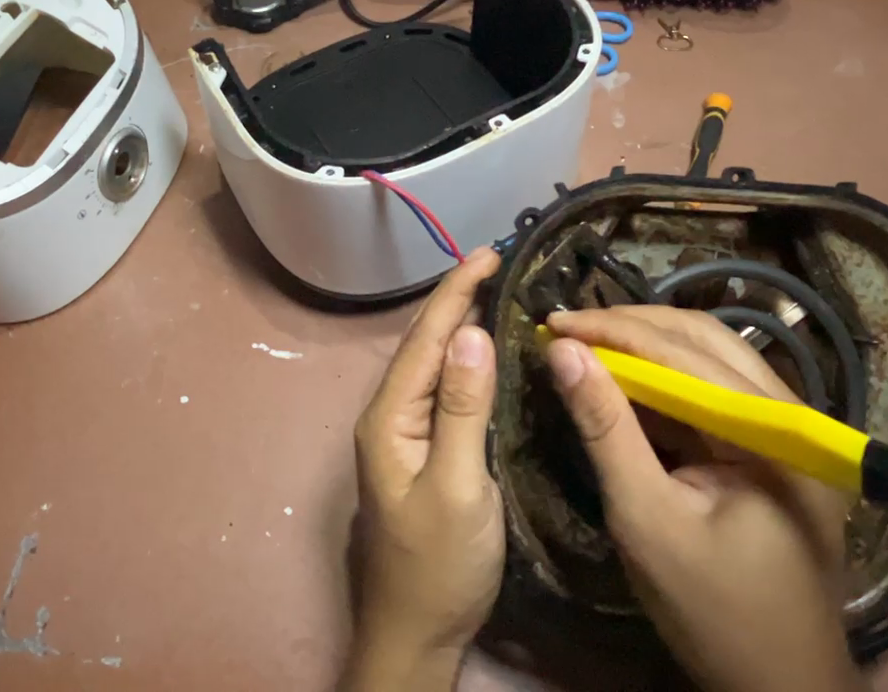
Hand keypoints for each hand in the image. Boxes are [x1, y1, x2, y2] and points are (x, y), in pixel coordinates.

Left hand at [342, 248, 503, 691]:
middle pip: (424, 344)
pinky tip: (484, 352)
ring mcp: (402, 435)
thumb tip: (471, 333)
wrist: (414, 635)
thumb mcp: (457, 485)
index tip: (489, 252)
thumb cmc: (437, 565)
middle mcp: (388, 416)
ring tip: (494, 291)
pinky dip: (463, 360)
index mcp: (389, 416)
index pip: (425, 338)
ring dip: (459, 325)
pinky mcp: (420, 451)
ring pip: (431, 365)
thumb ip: (461, 409)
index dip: (456, 292)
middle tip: (498, 262)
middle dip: (457, 299)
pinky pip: (441, 390)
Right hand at [543, 306, 861, 691]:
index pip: (685, 353)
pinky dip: (663, 378)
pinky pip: (711, 392)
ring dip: (647, 345)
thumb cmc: (712, 611)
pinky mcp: (767, 450)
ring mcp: (783, 433)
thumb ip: (605, 429)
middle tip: (567, 328)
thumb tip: (563, 352)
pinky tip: (623, 380)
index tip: (551, 320)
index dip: (613, 329)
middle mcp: (790, 418)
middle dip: (631, 326)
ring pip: (710, 358)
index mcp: (773, 434)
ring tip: (587, 343)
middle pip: (705, 340)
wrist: (780, 688)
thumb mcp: (645, 519)